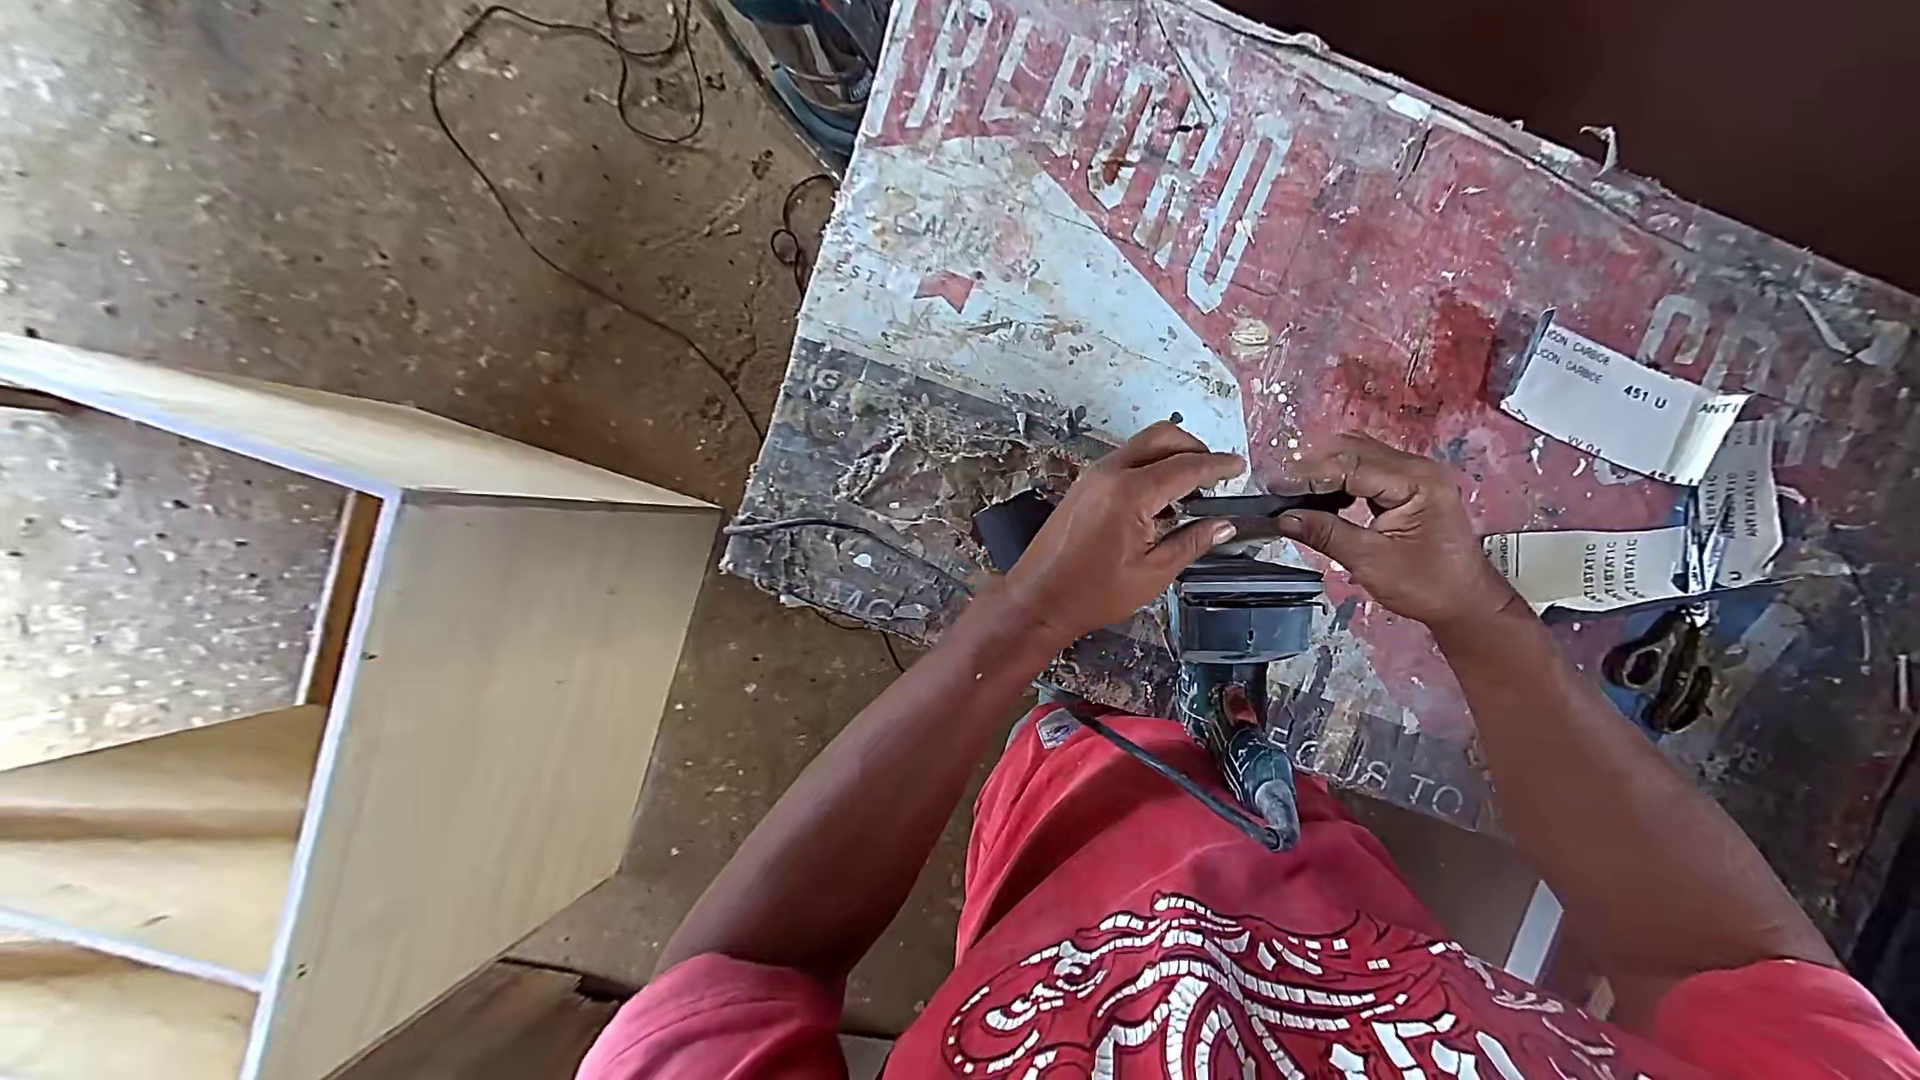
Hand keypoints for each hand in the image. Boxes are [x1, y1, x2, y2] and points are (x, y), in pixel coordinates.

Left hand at [1000, 421, 1242, 648]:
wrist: (1038, 599)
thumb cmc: (1089, 593)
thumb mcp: (1153, 573)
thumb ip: (1192, 542)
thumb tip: (1222, 526)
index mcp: (1129, 493)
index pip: (1186, 466)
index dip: (1218, 466)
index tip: (1238, 467)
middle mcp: (1108, 475)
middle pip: (1161, 438)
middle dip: (1194, 449)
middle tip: (1215, 474)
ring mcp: (1091, 478)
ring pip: (1140, 447)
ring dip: (1169, 457)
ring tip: (1189, 492)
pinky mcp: (1081, 488)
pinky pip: (1122, 463)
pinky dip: (1146, 469)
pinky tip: (1157, 501)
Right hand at [1267, 432, 1518, 630]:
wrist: (1465, 602)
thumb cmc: (1426, 585)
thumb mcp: (1369, 561)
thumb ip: (1325, 533)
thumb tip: (1283, 518)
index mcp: (1416, 483)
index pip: (1350, 466)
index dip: (1308, 475)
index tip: (1274, 488)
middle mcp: (1416, 469)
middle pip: (1353, 451)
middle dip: (1312, 467)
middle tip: (1277, 487)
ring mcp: (1412, 475)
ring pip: (1356, 455)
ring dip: (1322, 469)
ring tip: (1292, 489)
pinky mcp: (1405, 487)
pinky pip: (1364, 469)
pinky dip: (1336, 477)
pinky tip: (1317, 493)